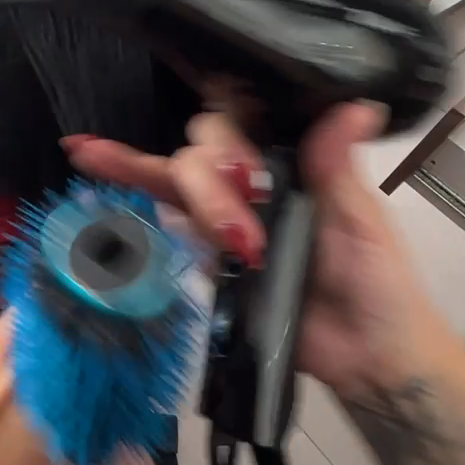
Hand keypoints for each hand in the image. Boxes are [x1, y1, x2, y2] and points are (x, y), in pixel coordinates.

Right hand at [66, 104, 444, 400]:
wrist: (365, 359)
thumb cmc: (378, 283)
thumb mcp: (361, 220)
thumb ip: (335, 164)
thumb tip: (357, 105)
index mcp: (282, 160)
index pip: (236, 119)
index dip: (224, 127)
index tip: (229, 151)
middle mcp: (244, 178)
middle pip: (199, 150)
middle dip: (212, 183)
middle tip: (246, 223)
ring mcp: (216, 211)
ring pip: (175, 175)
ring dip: (192, 198)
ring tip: (234, 243)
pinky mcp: (198, 248)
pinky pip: (161, 212)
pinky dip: (127, 181)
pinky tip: (85, 155)